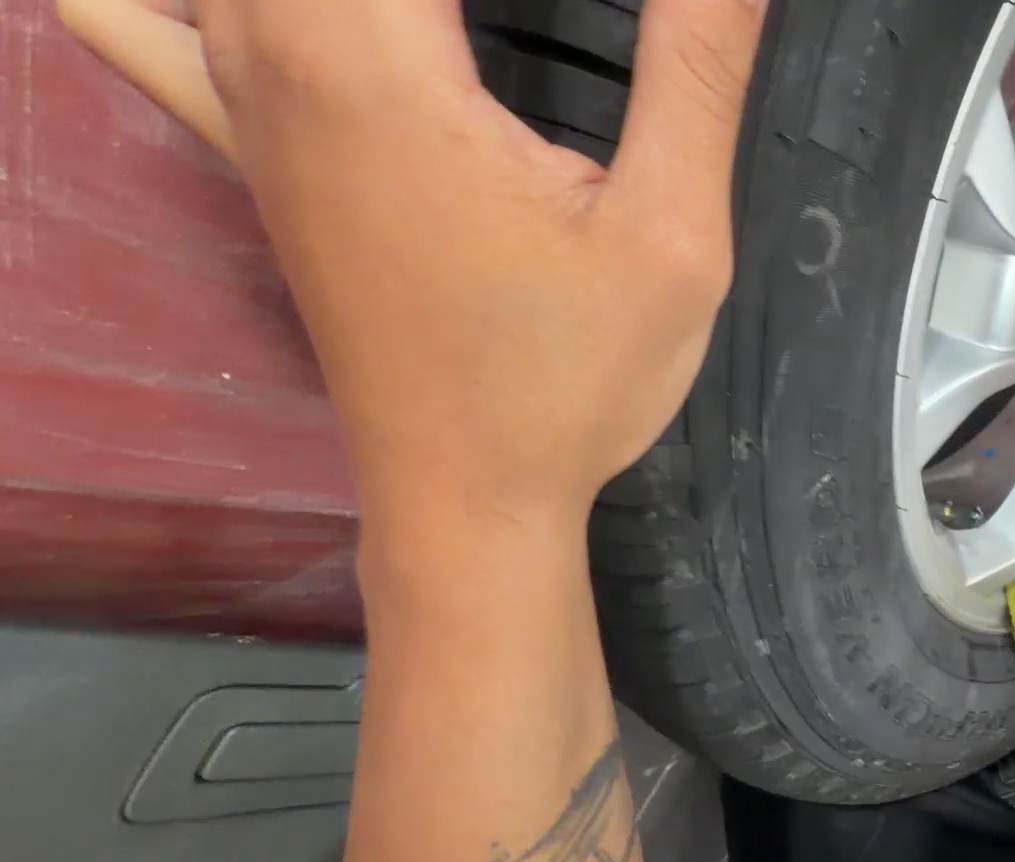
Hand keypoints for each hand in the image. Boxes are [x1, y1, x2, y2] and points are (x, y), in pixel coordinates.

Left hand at [63, 0, 766, 535]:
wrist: (472, 500)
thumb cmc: (573, 381)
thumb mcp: (670, 241)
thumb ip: (697, 80)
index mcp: (369, 53)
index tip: (629, 31)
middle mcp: (269, 47)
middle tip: (563, 36)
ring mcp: (239, 103)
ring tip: (485, 39)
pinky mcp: (252, 157)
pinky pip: (158, 18)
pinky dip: (205, 4)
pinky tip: (302, 29)